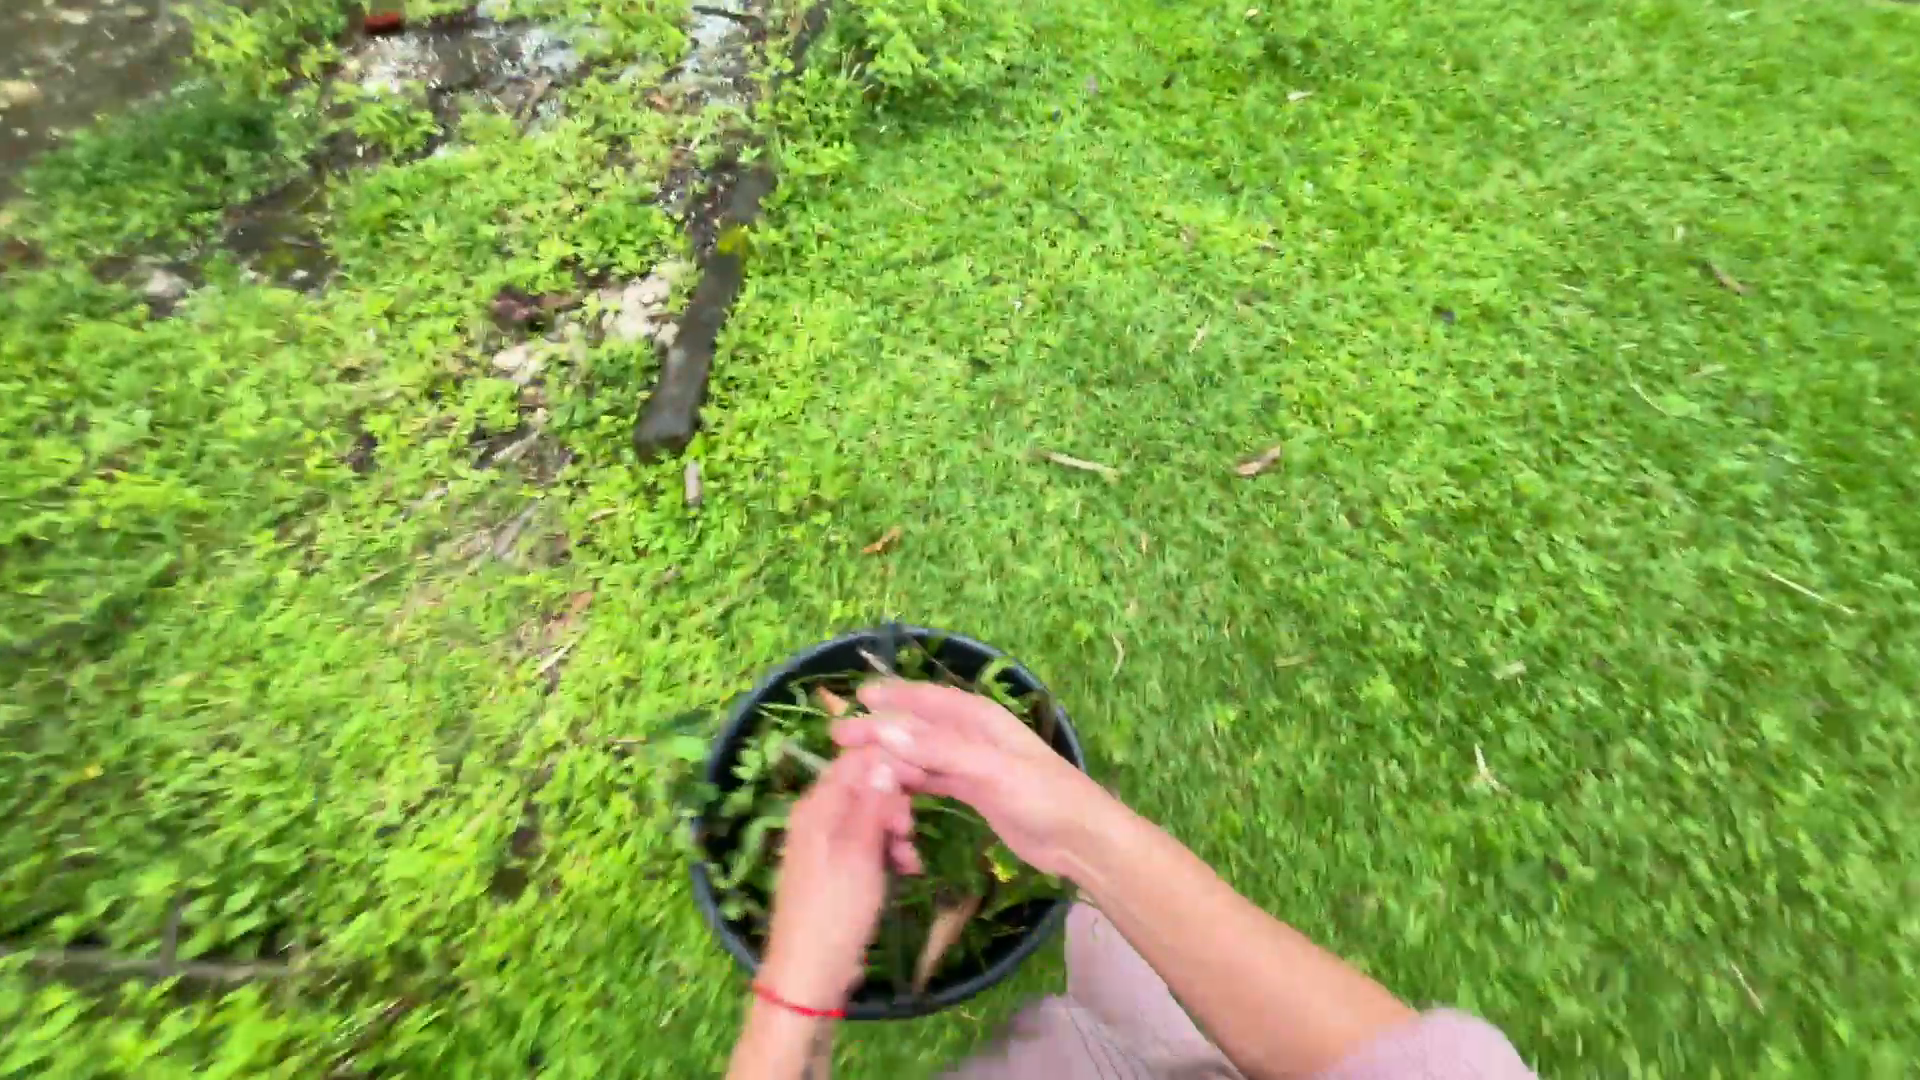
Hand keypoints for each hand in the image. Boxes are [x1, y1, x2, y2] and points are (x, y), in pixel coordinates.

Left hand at [757, 746, 920, 1010]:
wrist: (808, 974)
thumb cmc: (835, 909)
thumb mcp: (861, 851)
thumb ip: (873, 802)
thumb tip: (882, 759)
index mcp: (818, 805)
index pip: (856, 760)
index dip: (891, 762)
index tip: (922, 779)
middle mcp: (818, 816)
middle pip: (865, 786)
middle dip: (895, 803)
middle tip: (908, 831)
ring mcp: (825, 842)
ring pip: (870, 815)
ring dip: (895, 831)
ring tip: (909, 858)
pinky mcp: (835, 866)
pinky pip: (866, 842)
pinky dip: (887, 850)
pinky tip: (904, 870)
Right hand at [833, 679, 1121, 879]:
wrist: (1079, 839)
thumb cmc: (1042, 795)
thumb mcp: (990, 770)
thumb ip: (939, 751)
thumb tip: (886, 731)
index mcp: (980, 718)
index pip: (927, 701)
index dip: (892, 698)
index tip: (856, 699)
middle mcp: (972, 734)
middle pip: (918, 727)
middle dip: (882, 729)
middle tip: (840, 736)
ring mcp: (972, 762)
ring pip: (922, 754)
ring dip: (892, 756)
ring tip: (855, 764)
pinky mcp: (973, 790)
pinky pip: (932, 778)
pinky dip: (910, 780)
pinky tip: (888, 788)